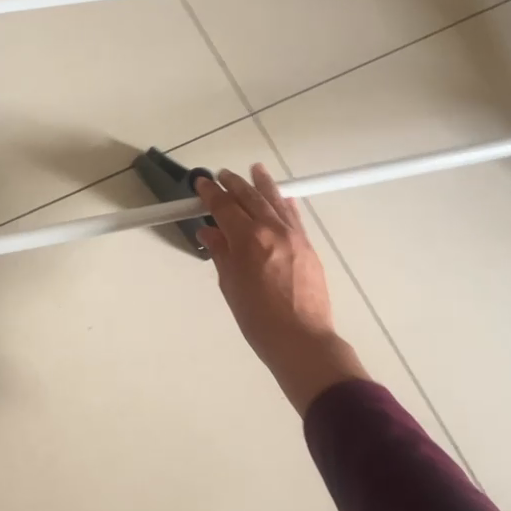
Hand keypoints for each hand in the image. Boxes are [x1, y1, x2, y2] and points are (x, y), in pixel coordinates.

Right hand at [196, 165, 368, 413]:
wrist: (301, 340)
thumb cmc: (259, 319)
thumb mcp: (230, 285)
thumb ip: (221, 253)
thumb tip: (210, 233)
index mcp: (249, 240)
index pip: (225, 206)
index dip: (211, 193)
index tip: (202, 184)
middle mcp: (273, 230)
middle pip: (251, 197)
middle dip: (234, 184)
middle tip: (222, 175)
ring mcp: (294, 237)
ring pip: (276, 201)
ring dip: (262, 184)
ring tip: (255, 170)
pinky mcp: (308, 247)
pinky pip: (294, 216)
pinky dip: (284, 204)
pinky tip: (281, 198)